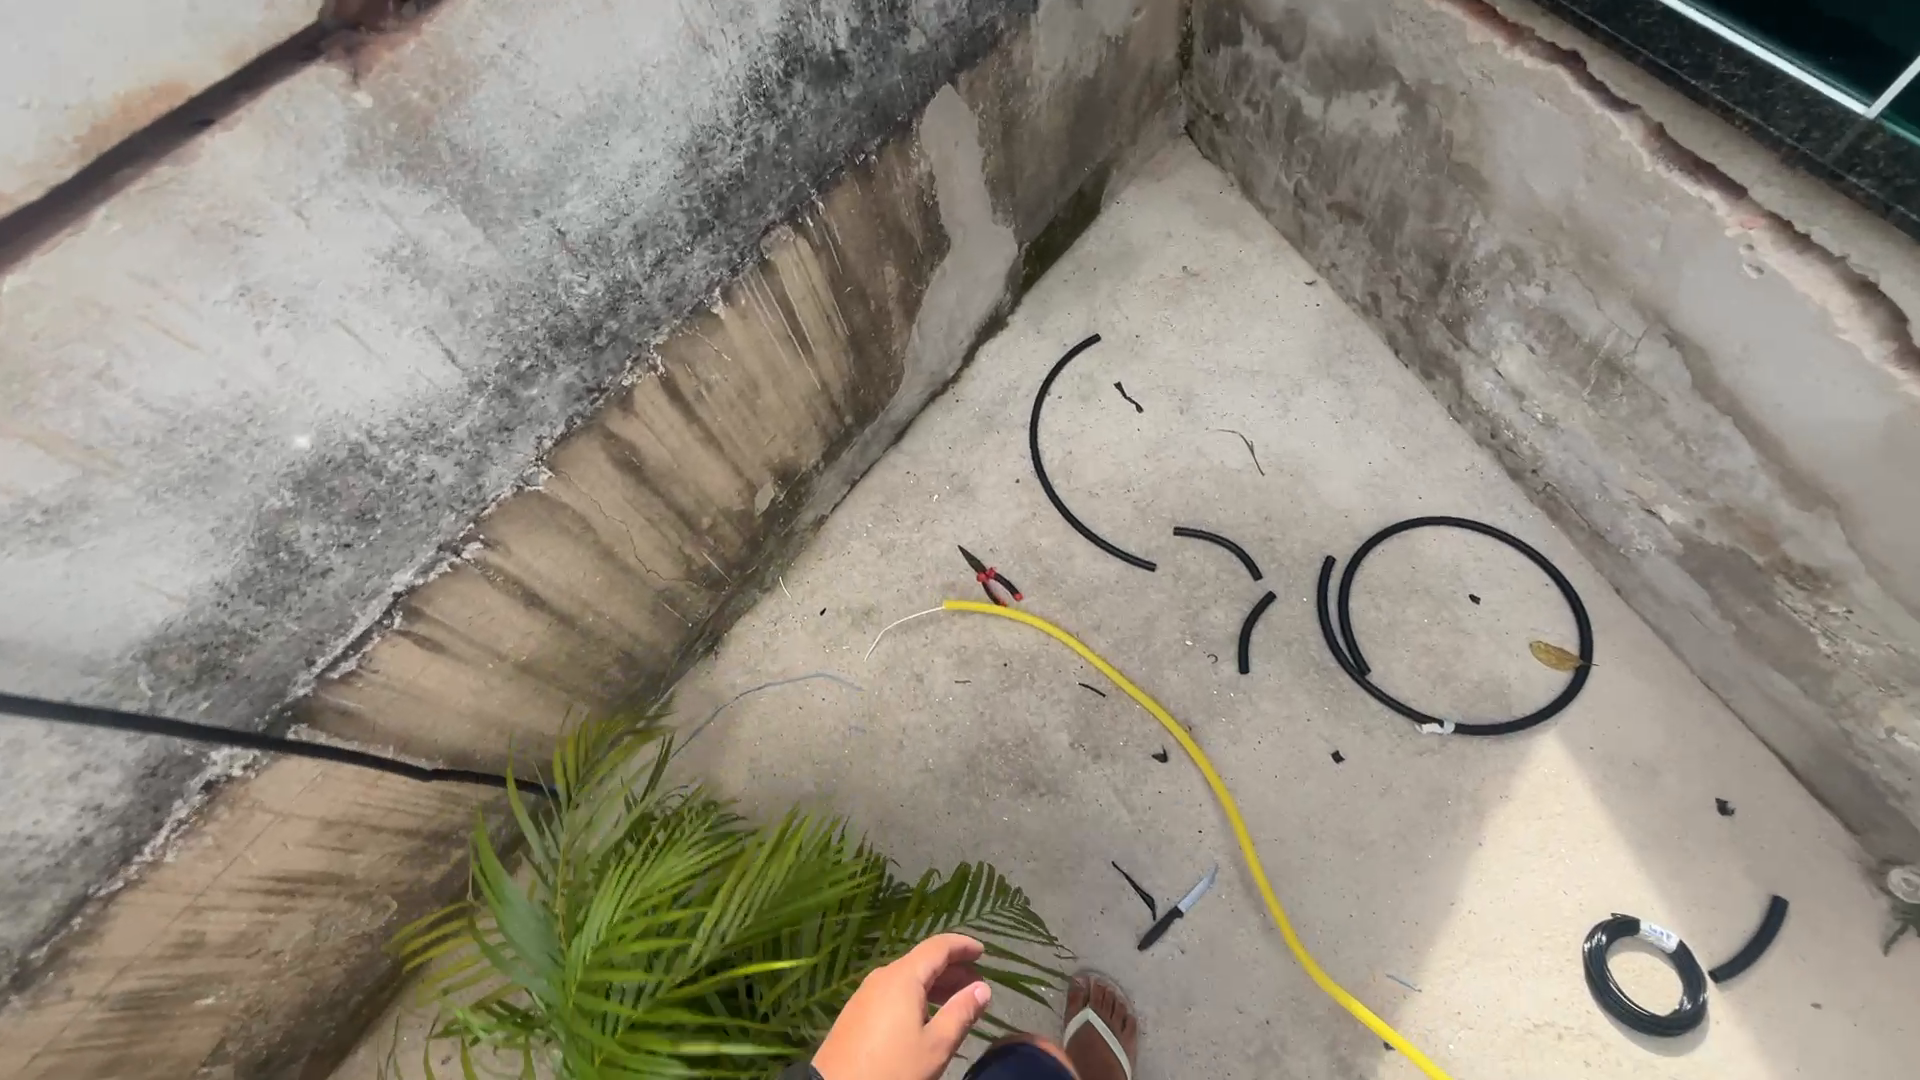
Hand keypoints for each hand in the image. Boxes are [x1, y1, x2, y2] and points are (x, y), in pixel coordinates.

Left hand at [812, 933, 993, 1079]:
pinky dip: (916, 994)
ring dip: (935, 984)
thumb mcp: (935, 1047)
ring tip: (957, 1000)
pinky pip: (894, 991)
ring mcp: (867, 992)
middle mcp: (884, 975)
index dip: (963, 946)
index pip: (939, 946)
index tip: (983, 952)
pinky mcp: (857, 1011)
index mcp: (904, 976)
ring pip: (908, 977)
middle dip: (952, 969)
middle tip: (977, 984)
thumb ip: (961, 1013)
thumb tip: (982, 988)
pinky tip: (925, 1015)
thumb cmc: (892, 1069)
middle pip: (923, 961)